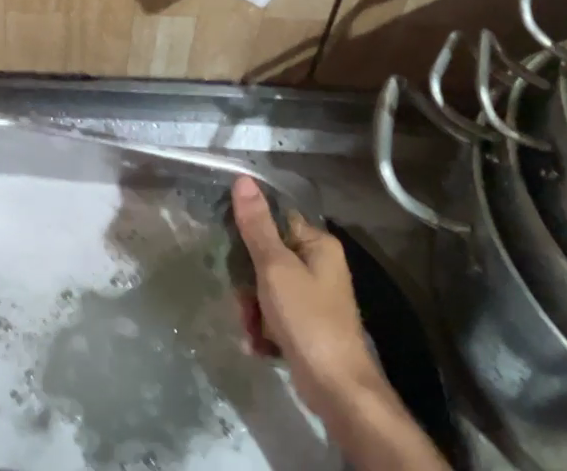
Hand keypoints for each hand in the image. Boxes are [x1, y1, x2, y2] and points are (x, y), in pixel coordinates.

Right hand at [230, 176, 374, 412]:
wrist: (336, 387)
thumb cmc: (307, 319)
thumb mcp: (275, 268)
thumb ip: (257, 226)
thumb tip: (244, 180)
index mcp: (318, 244)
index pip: (275, 220)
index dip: (250, 234)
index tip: (230, 250)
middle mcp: (319, 265)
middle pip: (266, 256)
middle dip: (247, 282)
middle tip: (244, 300)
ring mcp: (314, 296)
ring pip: (266, 287)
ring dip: (252, 308)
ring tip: (251, 327)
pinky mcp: (306, 323)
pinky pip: (274, 313)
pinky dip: (262, 326)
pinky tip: (258, 343)